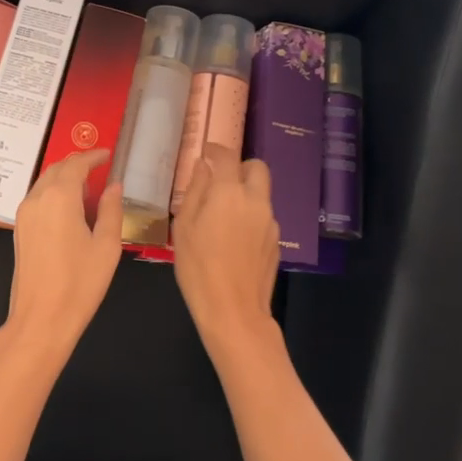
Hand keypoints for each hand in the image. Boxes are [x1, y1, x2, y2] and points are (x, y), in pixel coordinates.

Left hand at [2, 149, 125, 357]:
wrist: (41, 318)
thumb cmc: (80, 283)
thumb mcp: (107, 246)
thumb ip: (112, 210)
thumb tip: (114, 185)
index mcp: (60, 197)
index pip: (76, 164)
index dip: (93, 156)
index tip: (108, 154)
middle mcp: (37, 198)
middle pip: (56, 169)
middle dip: (77, 164)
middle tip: (99, 167)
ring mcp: (24, 214)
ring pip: (44, 182)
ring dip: (64, 177)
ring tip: (87, 185)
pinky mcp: (19, 229)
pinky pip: (37, 198)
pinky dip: (53, 192)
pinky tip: (69, 207)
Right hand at [172, 144, 281, 349]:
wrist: (233, 311)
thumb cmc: (199, 267)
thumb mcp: (184, 226)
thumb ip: (195, 191)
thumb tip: (203, 167)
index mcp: (229, 193)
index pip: (227, 156)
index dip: (216, 149)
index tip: (206, 152)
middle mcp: (255, 201)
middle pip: (257, 168)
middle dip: (240, 167)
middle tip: (221, 180)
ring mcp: (270, 222)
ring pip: (261, 194)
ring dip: (245, 194)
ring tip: (222, 215)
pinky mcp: (276, 242)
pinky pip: (263, 217)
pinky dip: (250, 216)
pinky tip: (233, 239)